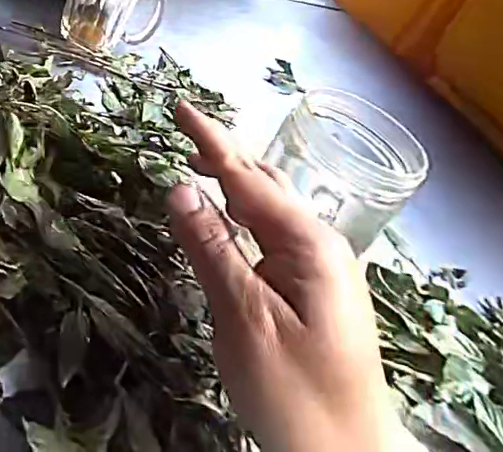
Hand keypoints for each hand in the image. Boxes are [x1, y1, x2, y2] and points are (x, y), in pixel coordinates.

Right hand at [166, 102, 390, 451]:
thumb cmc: (298, 396)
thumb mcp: (244, 320)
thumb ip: (211, 248)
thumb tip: (179, 187)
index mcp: (308, 243)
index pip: (246, 177)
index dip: (210, 139)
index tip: (181, 107)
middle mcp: (320, 244)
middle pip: (263, 183)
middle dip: (224, 154)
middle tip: (184, 132)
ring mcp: (323, 268)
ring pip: (271, 208)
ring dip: (234, 181)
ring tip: (199, 164)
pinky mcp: (317, 290)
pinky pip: (274, 234)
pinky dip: (244, 213)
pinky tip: (231, 217)